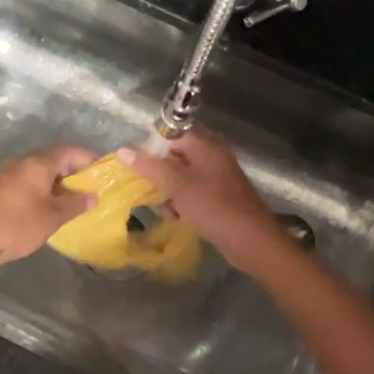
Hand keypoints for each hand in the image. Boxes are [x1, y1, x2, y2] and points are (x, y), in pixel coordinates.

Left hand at [0, 146, 96, 270]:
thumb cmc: (15, 225)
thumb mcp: (52, 217)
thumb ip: (75, 204)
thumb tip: (92, 195)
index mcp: (37, 164)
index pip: (69, 151)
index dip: (88, 158)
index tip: (103, 172)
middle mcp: (20, 163)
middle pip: (53, 161)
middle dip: (73, 174)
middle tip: (90, 191)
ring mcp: (5, 176)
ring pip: (38, 174)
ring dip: (56, 185)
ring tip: (71, 204)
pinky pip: (25, 185)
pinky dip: (40, 193)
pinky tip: (46, 211)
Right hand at [117, 132, 286, 270]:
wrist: (250, 240)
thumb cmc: (213, 206)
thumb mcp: (177, 185)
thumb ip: (150, 167)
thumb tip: (122, 151)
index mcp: (206, 146)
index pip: (173, 133)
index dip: (153, 146)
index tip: (137, 165)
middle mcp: (214, 156)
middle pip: (177, 156)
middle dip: (159, 173)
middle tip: (148, 189)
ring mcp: (219, 178)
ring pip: (184, 177)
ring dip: (170, 191)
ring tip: (165, 208)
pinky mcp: (221, 198)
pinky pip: (194, 193)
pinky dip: (183, 202)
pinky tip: (177, 217)